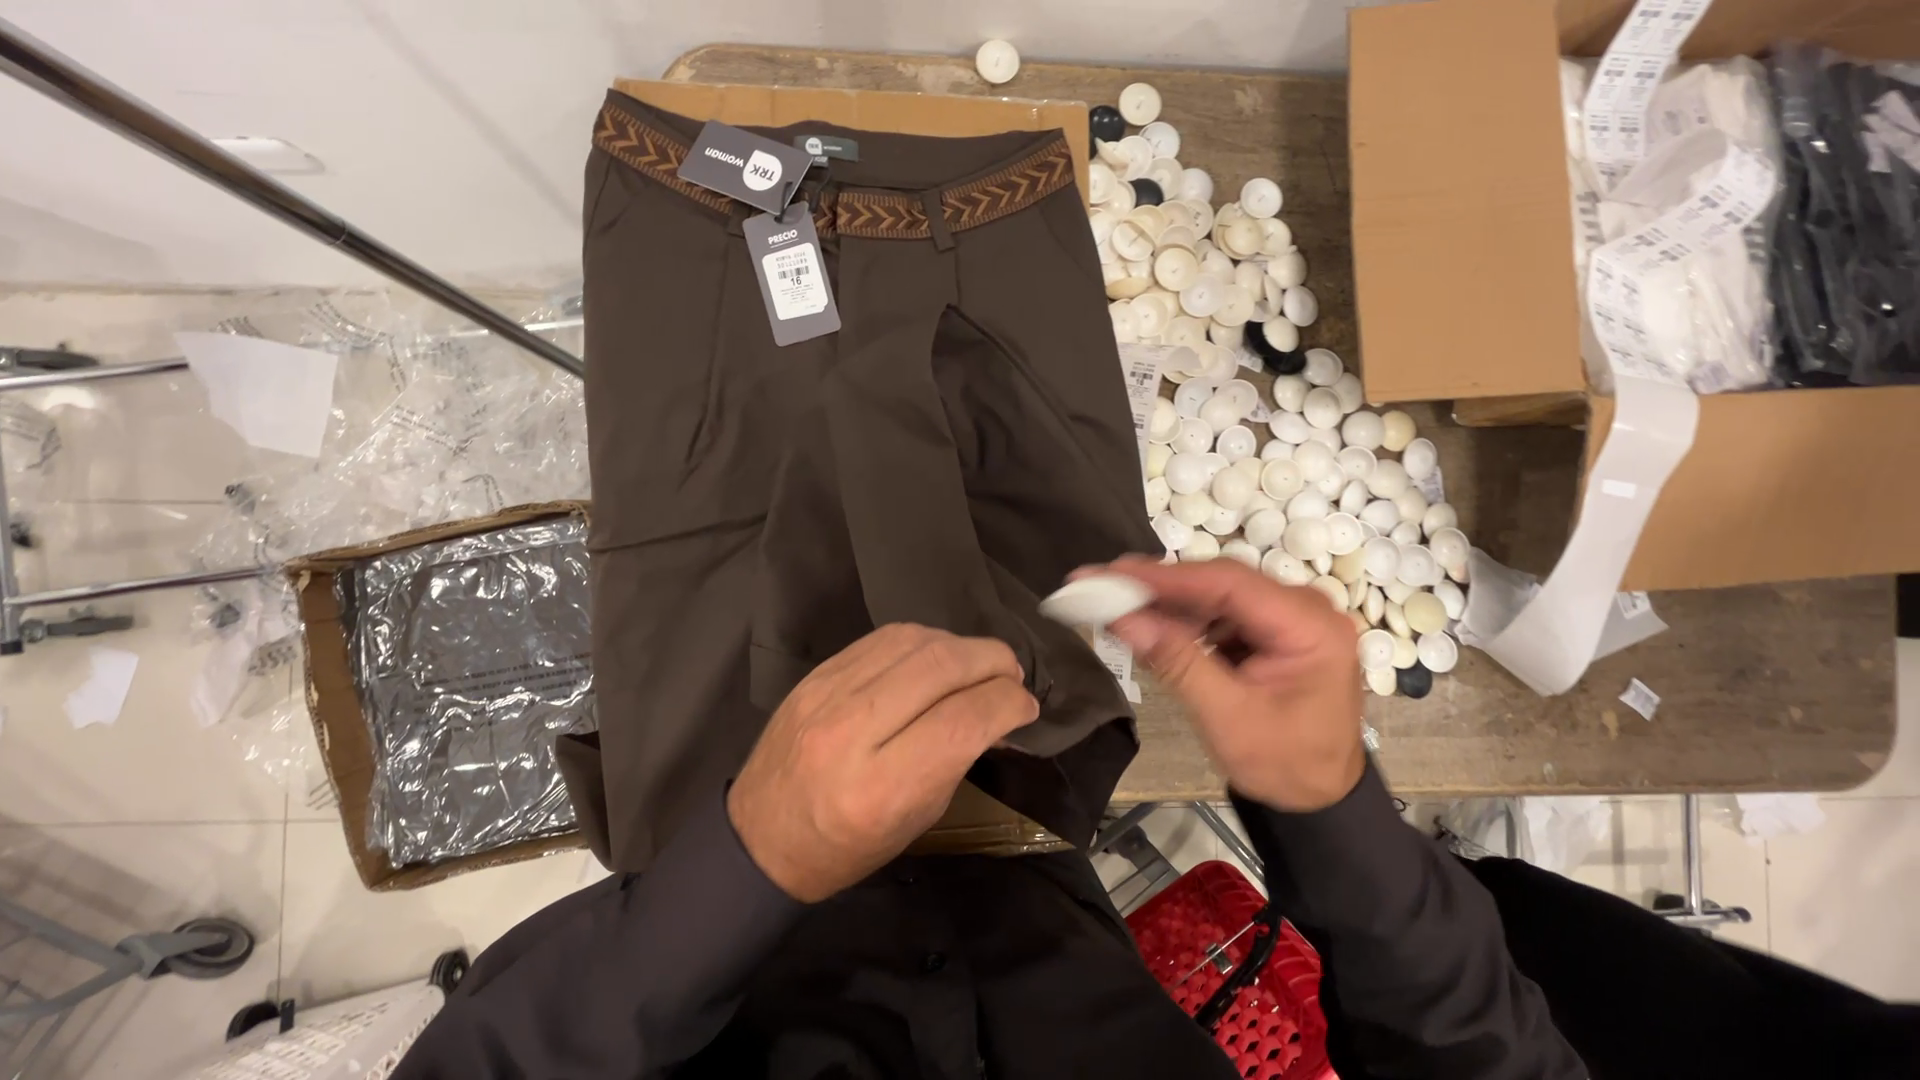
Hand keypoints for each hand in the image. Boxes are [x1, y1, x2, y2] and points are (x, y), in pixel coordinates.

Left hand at [727, 624, 1039, 901]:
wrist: (760, 838)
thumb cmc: (848, 846)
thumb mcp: (916, 818)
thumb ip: (958, 758)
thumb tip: (998, 710)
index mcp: (882, 787)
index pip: (965, 719)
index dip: (1009, 703)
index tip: (1026, 707)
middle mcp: (852, 731)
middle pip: (943, 666)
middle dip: (994, 662)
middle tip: (1012, 676)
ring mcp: (827, 695)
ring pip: (915, 641)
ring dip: (961, 646)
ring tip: (979, 665)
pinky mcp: (816, 675)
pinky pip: (883, 638)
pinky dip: (924, 641)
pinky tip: (937, 657)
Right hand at [1087, 556, 1365, 811]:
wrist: (1317, 799)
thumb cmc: (1282, 764)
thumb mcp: (1227, 717)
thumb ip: (1177, 662)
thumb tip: (1123, 619)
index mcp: (1309, 626)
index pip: (1229, 584)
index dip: (1166, 577)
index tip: (1113, 573)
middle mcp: (1305, 608)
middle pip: (1221, 583)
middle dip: (1160, 586)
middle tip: (1103, 585)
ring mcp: (1290, 617)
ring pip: (1216, 595)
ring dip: (1166, 602)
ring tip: (1116, 603)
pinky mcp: (1272, 630)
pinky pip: (1220, 613)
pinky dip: (1183, 619)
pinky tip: (1148, 623)